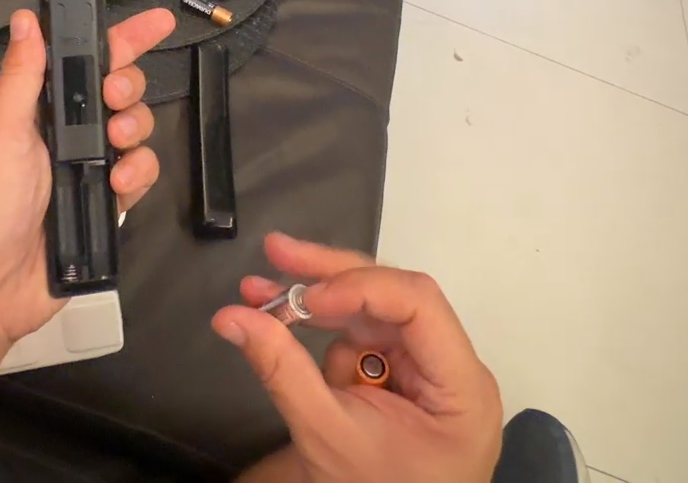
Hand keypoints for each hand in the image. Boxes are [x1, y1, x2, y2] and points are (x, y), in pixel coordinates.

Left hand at [0, 6, 175, 345]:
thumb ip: (21, 77)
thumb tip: (25, 19)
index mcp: (36, 107)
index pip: (82, 59)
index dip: (121, 38)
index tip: (158, 22)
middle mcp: (65, 131)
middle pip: (118, 89)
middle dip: (128, 84)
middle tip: (114, 96)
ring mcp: (88, 166)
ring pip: (135, 128)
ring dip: (135, 128)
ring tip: (117, 145)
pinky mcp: (105, 201)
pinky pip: (140, 174)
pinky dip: (138, 175)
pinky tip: (119, 186)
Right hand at [214, 233, 503, 482]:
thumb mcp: (325, 436)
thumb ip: (281, 369)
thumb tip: (227, 316)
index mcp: (460, 386)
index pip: (419, 304)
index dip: (360, 287)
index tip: (305, 297)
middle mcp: (451, 364)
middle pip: (392, 294)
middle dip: (328, 274)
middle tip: (274, 251)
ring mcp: (425, 364)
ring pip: (369, 305)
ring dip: (316, 298)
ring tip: (259, 291)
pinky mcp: (400, 369)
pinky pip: (359, 329)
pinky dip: (321, 323)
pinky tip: (285, 323)